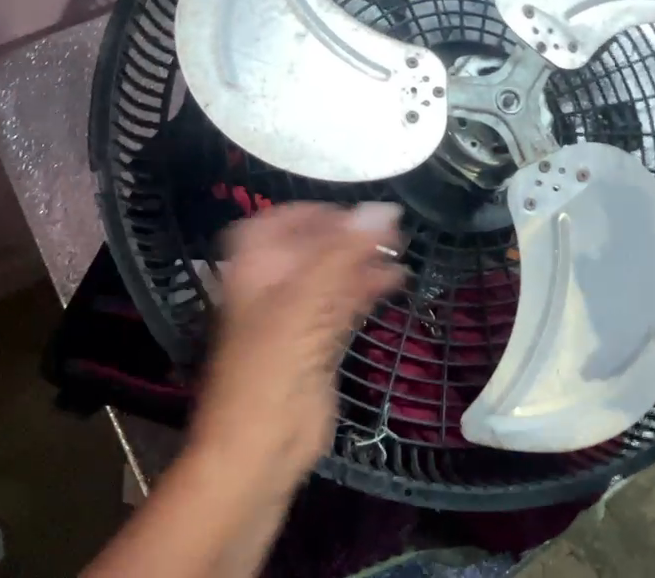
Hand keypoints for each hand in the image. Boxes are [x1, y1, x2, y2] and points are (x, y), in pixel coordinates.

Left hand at [194, 201, 405, 484]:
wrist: (262, 446)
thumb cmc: (273, 365)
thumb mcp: (307, 299)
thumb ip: (346, 251)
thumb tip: (385, 209)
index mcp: (253, 270)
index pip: (276, 223)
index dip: (311, 211)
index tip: (352, 208)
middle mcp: (271, 288)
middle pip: (310, 248)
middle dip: (348, 235)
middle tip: (390, 227)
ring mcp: (294, 319)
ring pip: (331, 277)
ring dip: (363, 261)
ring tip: (401, 249)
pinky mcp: (316, 346)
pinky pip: (344, 306)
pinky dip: (367, 290)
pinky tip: (397, 281)